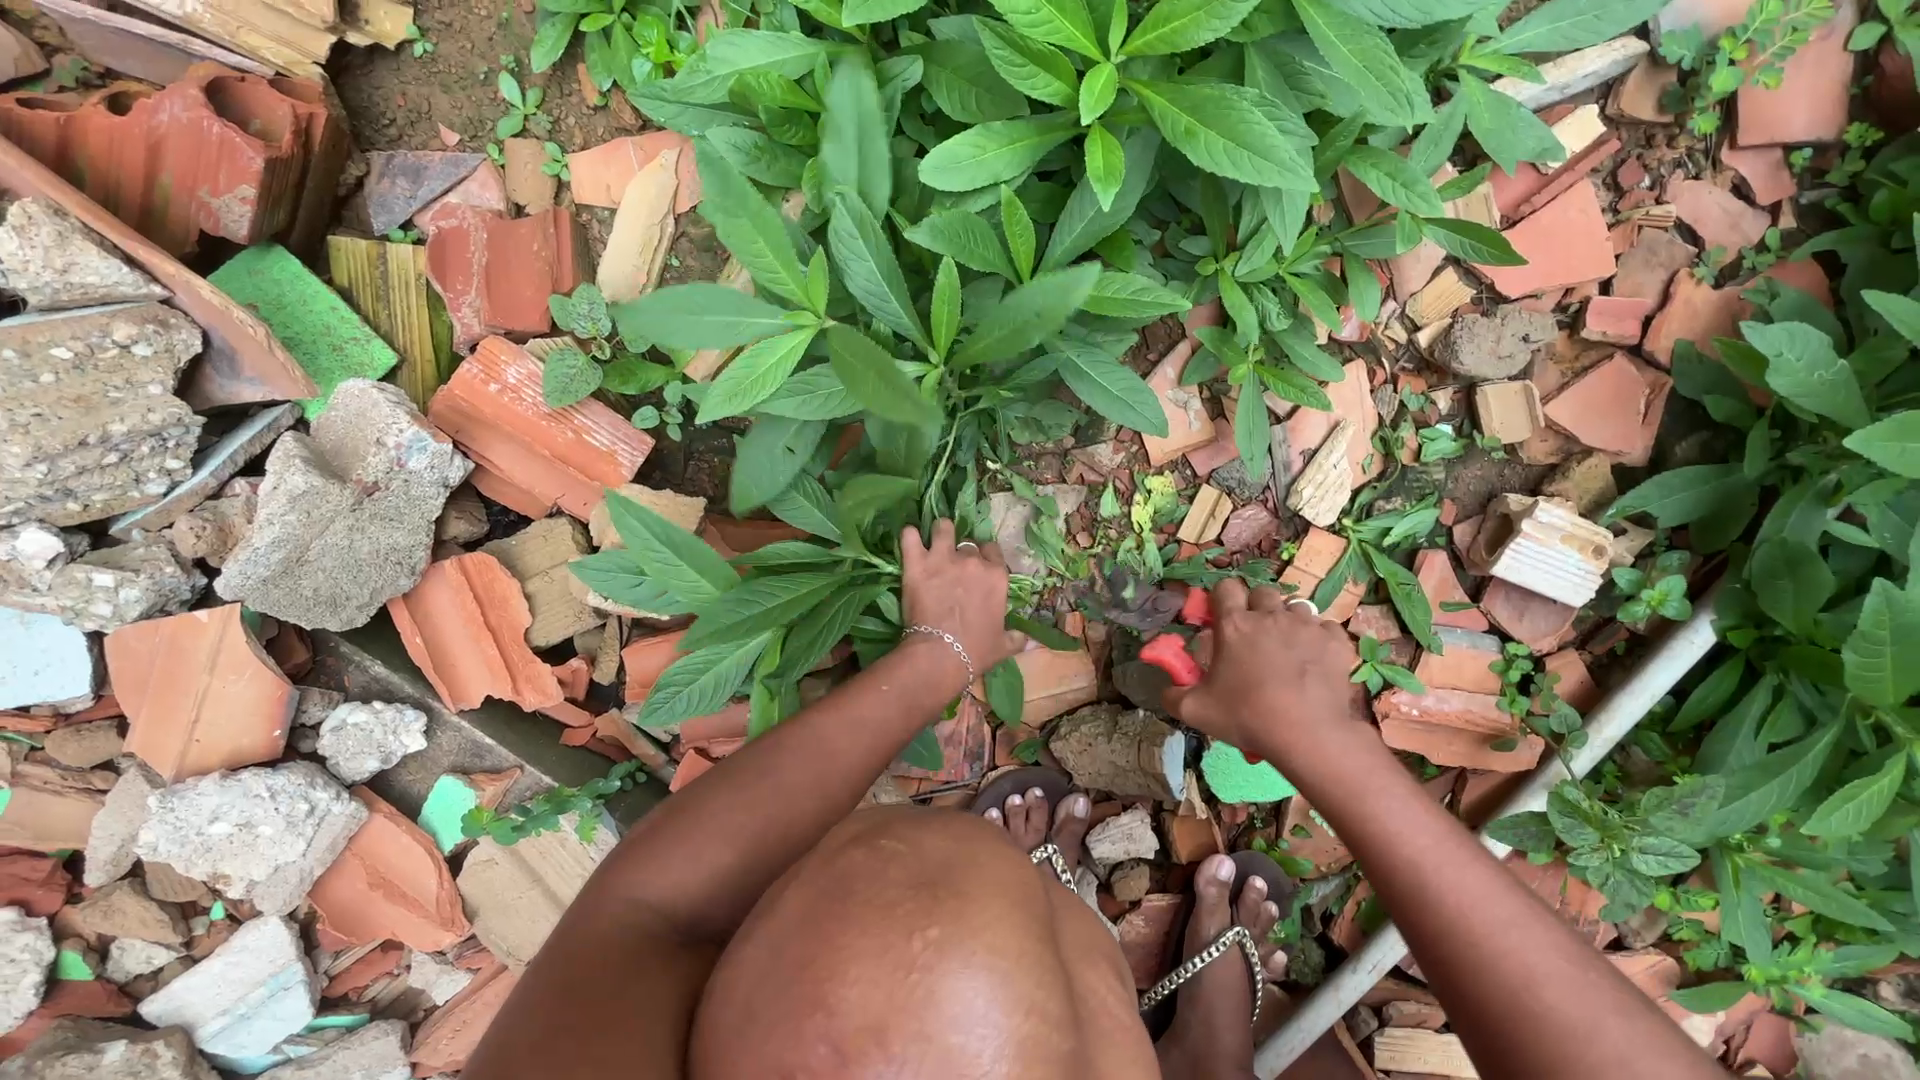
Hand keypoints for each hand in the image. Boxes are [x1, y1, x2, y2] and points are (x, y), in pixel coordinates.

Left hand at [899, 521, 1026, 690]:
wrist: (941, 655)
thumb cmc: (975, 651)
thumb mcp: (1003, 646)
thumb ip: (1016, 638)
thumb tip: (1029, 640)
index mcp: (996, 576)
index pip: (993, 550)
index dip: (985, 556)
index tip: (979, 566)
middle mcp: (972, 561)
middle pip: (968, 543)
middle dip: (962, 551)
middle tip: (954, 565)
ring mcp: (942, 558)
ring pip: (942, 528)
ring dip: (939, 532)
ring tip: (933, 540)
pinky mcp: (916, 564)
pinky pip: (910, 537)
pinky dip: (909, 535)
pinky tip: (910, 538)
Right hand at [1162, 579, 1375, 771]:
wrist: (1308, 734)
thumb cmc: (1247, 717)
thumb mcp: (1195, 711)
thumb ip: (1174, 695)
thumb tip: (1167, 689)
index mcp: (1233, 625)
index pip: (1224, 588)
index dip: (1222, 599)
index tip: (1222, 618)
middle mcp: (1269, 616)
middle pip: (1262, 592)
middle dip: (1257, 607)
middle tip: (1255, 637)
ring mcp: (1306, 625)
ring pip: (1296, 608)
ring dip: (1289, 622)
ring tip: (1288, 649)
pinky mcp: (1335, 641)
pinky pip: (1326, 628)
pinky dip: (1319, 639)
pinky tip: (1315, 660)